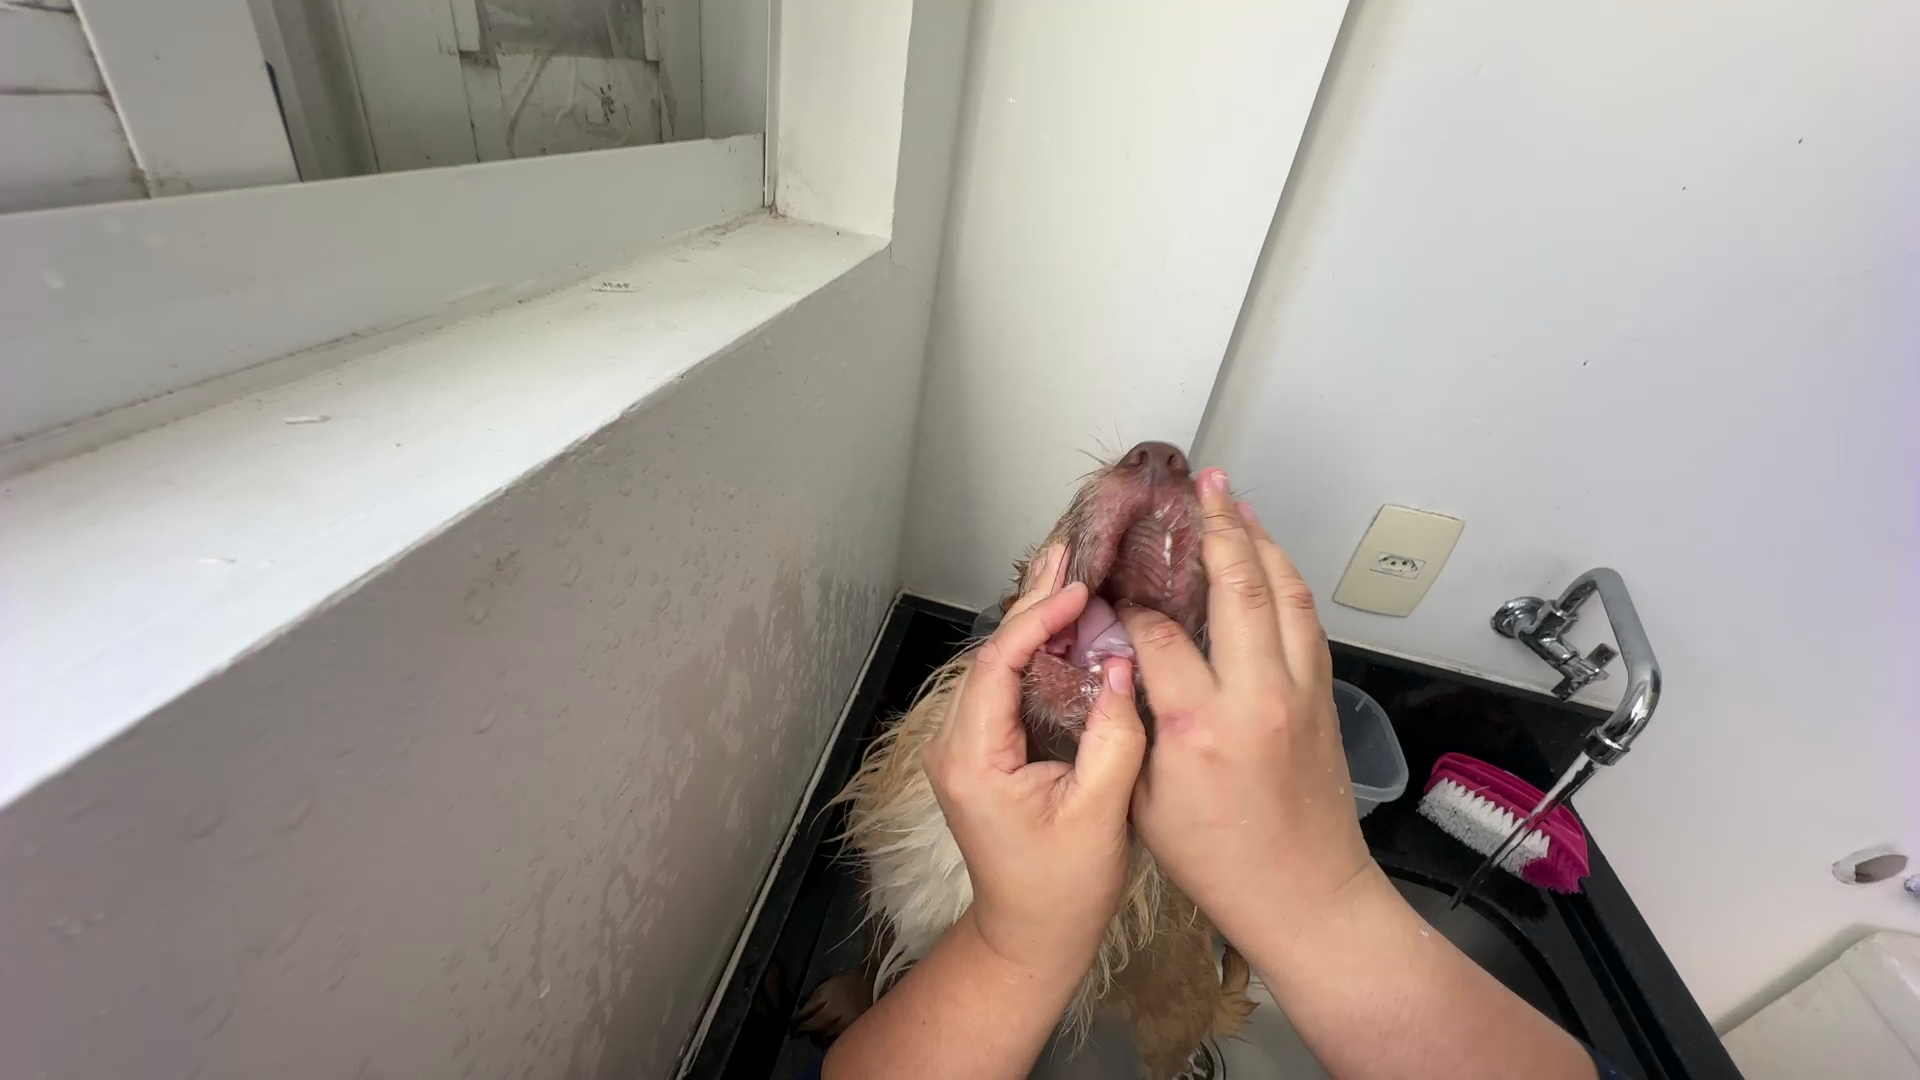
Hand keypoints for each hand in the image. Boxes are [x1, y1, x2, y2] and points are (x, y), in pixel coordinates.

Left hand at [922, 544, 1147, 982]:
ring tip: (1065, 573)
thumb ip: (1111, 736)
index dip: (1036, 620)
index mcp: (972, 758)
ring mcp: (964, 744)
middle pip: (992, 656)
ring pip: (997, 666)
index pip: (998, 666)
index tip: (1077, 589)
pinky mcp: (982, 747)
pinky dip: (1034, 650)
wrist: (1028, 935)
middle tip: (1065, 554)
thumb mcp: (1099, 814)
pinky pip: (1006, 685)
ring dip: (1032, 620)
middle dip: (1030, 604)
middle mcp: (955, 743)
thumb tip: (1121, 665)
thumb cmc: (1063, 889)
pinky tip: (1059, 622)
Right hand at [1117, 469, 1375, 941]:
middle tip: (1200, 485)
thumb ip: (1129, 720)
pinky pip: (1304, 616)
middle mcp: (1258, 694)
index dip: (1133, 607)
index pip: (1160, 633)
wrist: (1309, 897)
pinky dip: (1284, 576)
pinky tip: (1267, 559)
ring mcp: (1300, 689)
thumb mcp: (1143, 798)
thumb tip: (1122, 660)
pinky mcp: (1322, 694)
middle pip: (1238, 586)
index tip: (1116, 593)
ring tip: (1235, 502)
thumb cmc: (1216, 860)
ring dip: (1258, 539)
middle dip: (1215, 527)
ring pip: (1283, 591)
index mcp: (1200, 725)